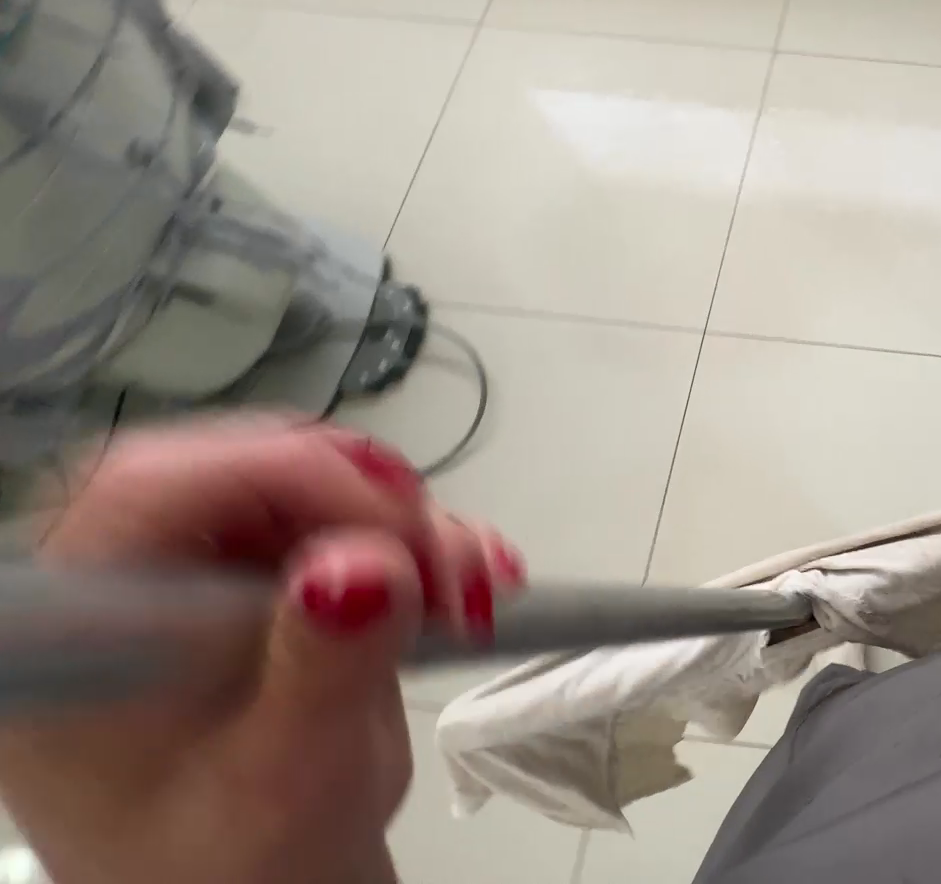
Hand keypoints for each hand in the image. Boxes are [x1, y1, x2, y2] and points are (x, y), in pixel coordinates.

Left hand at [0, 419, 526, 883]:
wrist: (278, 880)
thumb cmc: (247, 860)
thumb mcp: (288, 777)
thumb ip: (322, 671)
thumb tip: (364, 567)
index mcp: (93, 634)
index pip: (153, 488)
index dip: (281, 474)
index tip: (390, 525)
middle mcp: (147, 589)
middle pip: (256, 470)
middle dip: (373, 499)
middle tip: (439, 559)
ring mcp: (223, 581)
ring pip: (330, 487)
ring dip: (422, 527)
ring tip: (468, 594)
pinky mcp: (291, 581)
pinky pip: (372, 519)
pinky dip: (438, 540)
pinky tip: (474, 584)